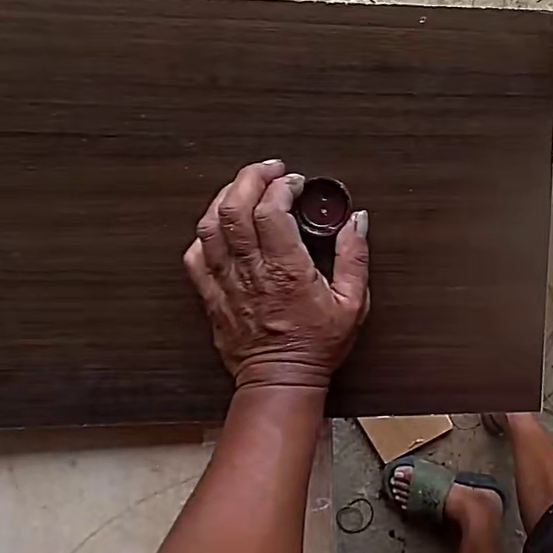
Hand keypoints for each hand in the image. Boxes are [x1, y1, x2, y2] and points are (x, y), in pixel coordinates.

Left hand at [183, 160, 370, 391]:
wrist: (280, 382)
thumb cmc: (316, 346)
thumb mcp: (352, 303)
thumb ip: (355, 257)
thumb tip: (357, 220)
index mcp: (287, 271)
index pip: (272, 211)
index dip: (282, 186)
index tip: (295, 183)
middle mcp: (252, 272)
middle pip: (235, 208)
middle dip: (250, 177)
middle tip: (268, 170)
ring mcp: (226, 282)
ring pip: (210, 226)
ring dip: (225, 197)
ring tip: (244, 188)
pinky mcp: (211, 294)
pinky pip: (195, 255)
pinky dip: (205, 232)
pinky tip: (221, 225)